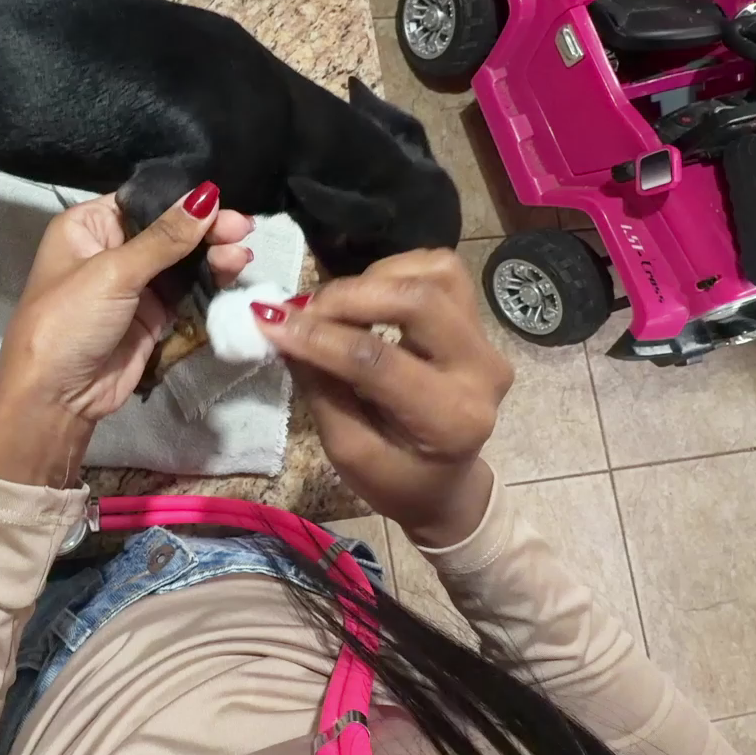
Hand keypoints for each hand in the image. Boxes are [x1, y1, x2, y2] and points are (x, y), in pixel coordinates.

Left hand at [0, 184, 253, 486]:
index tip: (222, 198)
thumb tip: (206, 196)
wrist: (57, 397)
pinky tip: (233, 272)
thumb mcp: (114, 272)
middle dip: (205, 229)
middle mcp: (110, 250)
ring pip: (182, 261)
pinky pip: (187, 291)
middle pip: (168, 230)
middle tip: (242, 228)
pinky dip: (211, 283)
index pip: (142, 201)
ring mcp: (133, 285)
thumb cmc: (69, 320)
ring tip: (242, 254)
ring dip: (213, 255)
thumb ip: (165, 238)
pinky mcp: (153, 315)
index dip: (182, 200)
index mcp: (86, 227)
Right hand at [255, 250, 513, 546]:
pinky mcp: (477, 321)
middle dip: (348, 296)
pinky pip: (440, 270)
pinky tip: (368, 296)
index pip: (378, 361)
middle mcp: (480, 372)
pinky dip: (395, 272)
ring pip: (434, 274)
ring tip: (337, 306)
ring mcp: (487, 341)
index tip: (268, 321)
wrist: (445, 483)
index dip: (318, 337)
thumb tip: (282, 328)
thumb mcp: (347, 450)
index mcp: (449, 419)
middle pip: (418, 300)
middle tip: (303, 309)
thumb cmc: (393, 477)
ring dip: (373, 279)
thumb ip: (319, 387)